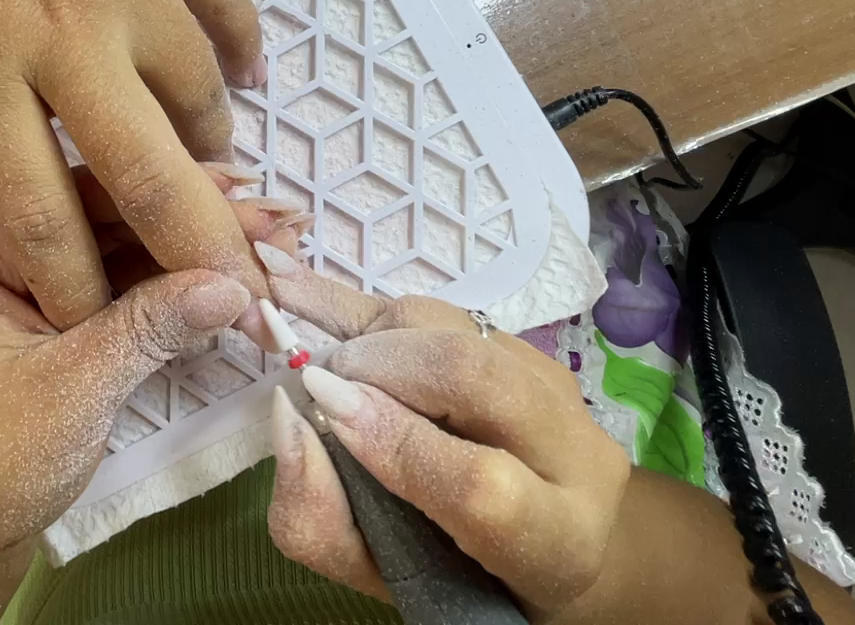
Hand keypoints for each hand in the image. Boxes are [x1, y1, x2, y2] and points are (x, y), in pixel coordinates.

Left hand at [0, 166, 308, 624]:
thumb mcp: (74, 388)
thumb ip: (150, 328)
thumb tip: (233, 283)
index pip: (87, 198)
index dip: (164, 188)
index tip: (238, 189)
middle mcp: (26, 260)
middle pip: (120, 224)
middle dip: (198, 222)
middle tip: (277, 220)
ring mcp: (54, 294)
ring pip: (136, 259)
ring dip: (200, 254)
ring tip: (273, 244)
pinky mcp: (78, 327)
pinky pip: (137, 295)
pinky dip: (185, 291)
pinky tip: (233, 278)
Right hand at [260, 262, 629, 617]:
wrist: (549, 531)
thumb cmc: (458, 570)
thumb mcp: (384, 576)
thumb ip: (323, 523)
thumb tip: (286, 420)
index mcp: (550, 542)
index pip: (479, 486)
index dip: (392, 440)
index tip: (318, 405)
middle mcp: (568, 450)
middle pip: (470, 375)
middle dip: (374, 367)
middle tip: (316, 386)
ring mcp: (547, 382)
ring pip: (449, 326)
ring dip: (369, 334)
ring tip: (321, 357)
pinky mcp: (513, 339)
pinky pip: (430, 306)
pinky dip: (354, 296)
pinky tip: (287, 279)